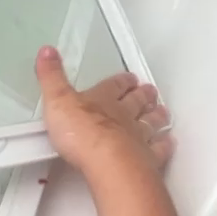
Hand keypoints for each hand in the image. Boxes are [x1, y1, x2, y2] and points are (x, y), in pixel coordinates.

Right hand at [34, 46, 173, 183]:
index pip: (114, 85)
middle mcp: (124, 116)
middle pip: (136, 102)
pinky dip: (165, 146)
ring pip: (151, 123)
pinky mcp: (146, 160)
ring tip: (162, 113)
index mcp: (103, 100)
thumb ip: (52, 77)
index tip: (127, 77)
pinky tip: (169, 144)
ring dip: (157, 116)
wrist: (108, 163)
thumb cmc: (83, 134)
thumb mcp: (57, 99)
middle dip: (143, 95)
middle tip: (149, 91)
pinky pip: (159, 150)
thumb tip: (46, 52)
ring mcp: (138, 137)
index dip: (120, 81)